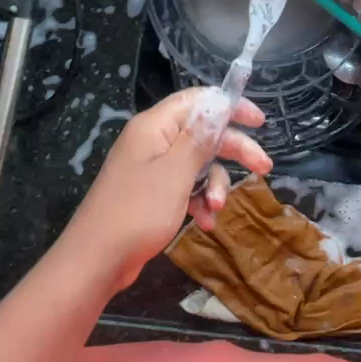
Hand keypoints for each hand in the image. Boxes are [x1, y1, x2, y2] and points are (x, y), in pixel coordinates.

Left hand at [61, 88, 272, 289]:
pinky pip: (184, 187)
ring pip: (197, 163)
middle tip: (264, 167)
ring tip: (216, 208)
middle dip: (233, 151)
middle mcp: (152, 141)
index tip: (259, 122)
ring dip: (213, 185)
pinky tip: (203, 223)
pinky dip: (197, 202)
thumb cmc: (137, 212)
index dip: (230, 107)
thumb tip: (219, 104)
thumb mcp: (176, 173)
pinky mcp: (151, 193)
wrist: (96, 260)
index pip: (198, 101)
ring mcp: (150, 168)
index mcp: (155, 126)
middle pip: (203, 133)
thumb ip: (200, 138)